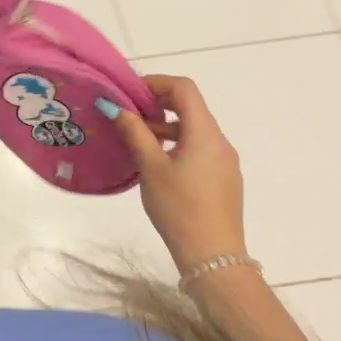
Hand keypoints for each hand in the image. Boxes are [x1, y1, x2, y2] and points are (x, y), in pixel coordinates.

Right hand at [106, 73, 246, 272]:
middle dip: (158, 104)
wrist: (213, 257)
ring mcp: (225, 162)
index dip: (156, 83)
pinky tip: (158, 163)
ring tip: (137, 141)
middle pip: (191, 107)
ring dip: (165, 125)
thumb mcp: (150, 166)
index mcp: (205, 134)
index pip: (185, 89)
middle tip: (128, 115)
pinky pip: (200, 147)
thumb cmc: (179, 207)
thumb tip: (114, 105)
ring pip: (194, 128)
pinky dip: (177, 143)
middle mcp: (221, 142)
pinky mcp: (224, 178)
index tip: (131, 95)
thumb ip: (134, 131)